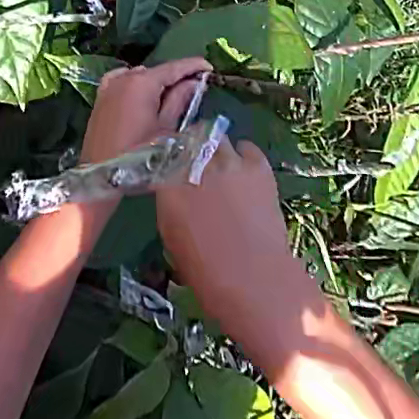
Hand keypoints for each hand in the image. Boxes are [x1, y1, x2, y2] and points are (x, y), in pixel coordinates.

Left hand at [80, 58, 211, 163]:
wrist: (101, 175)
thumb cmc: (138, 156)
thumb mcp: (166, 130)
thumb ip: (180, 102)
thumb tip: (193, 83)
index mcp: (142, 83)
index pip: (173, 68)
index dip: (193, 66)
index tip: (209, 66)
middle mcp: (124, 78)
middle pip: (156, 72)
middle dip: (176, 77)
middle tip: (196, 88)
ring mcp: (109, 86)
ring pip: (139, 76)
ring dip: (156, 83)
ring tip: (172, 97)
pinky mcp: (101, 97)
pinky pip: (122, 81)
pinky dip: (135, 84)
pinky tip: (144, 94)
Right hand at [155, 139, 304, 330]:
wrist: (256, 282)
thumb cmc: (206, 271)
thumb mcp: (170, 234)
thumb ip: (169, 202)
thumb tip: (175, 190)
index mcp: (168, 184)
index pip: (160, 150)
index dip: (164, 153)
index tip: (167, 159)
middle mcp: (195, 165)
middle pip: (189, 138)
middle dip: (190, 146)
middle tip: (194, 162)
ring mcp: (228, 163)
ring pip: (216, 137)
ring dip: (215, 147)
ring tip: (220, 164)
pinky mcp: (258, 167)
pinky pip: (247, 148)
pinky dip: (244, 154)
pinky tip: (244, 170)